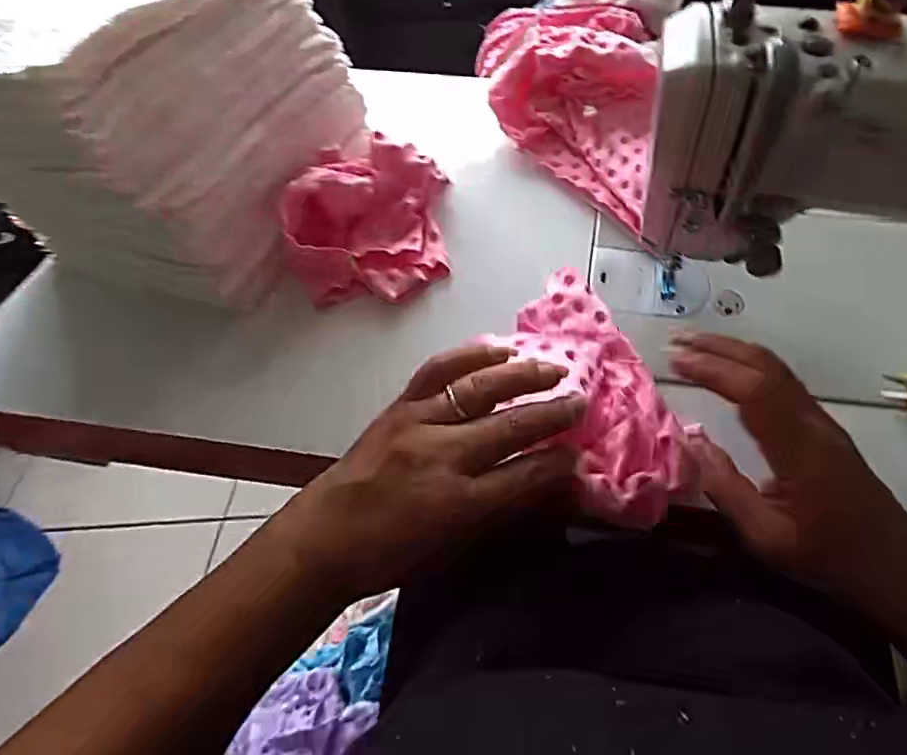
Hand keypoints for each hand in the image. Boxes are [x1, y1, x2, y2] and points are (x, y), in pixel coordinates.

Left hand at [263, 344, 586, 599]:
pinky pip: (439, 371)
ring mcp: (418, 424)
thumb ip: (502, 511)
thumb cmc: (391, 554)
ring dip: (522, 377)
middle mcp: (441, 457)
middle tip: (581, 403)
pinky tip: (499, 351)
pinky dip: (471, 356)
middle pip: (510, 428)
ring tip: (552, 369)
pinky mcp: (399, 406)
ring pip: (479, 390)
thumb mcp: (452, 547)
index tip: (581, 453)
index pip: (523, 476)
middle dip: (552, 415)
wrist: (324, 537)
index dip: (558, 464)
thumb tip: (547, 485)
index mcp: (456, 503)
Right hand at [670, 331, 906, 625]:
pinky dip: (749, 364)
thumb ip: (726, 488)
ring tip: (695, 346)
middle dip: (719, 347)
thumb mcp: (768, 539)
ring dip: (734, 351)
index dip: (713, 369)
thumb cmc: (830, 558)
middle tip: (678, 341)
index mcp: (800, 449)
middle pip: (766, 367)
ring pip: (776, 369)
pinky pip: (782, 380)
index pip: (755, 391)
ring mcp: (822, 420)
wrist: (896, 564)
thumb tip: (691, 441)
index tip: (677, 361)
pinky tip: (729, 369)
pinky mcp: (823, 424)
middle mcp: (813, 422)